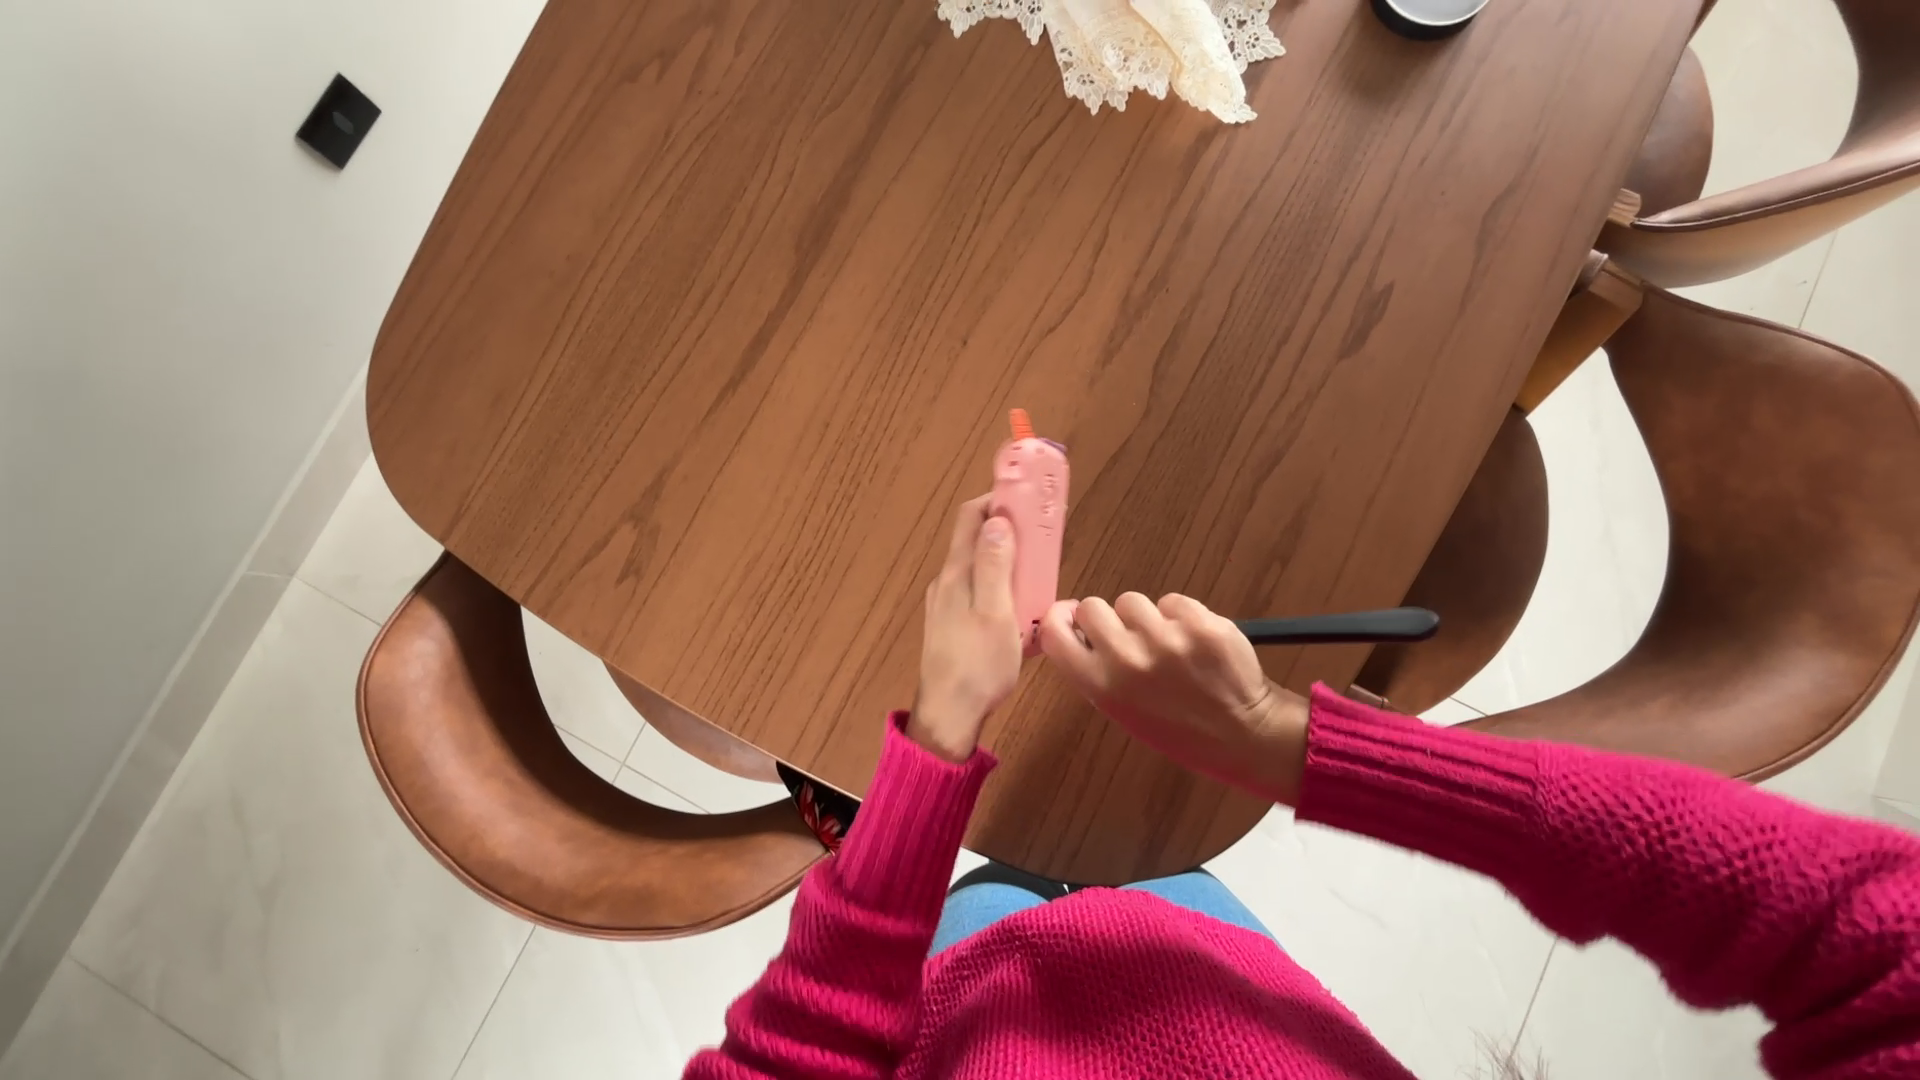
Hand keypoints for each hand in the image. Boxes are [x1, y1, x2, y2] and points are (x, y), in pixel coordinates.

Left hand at [910, 495, 1023, 761]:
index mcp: (956, 573)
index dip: (996, 498)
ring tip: (1039, 567)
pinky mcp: (952, 624)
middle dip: (1007, 527)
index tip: (1027, 496)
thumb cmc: (978, 664)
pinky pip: (979, 591)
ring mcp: (947, 604)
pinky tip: (1021, 604)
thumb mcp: (995, 612)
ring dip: (1007, 558)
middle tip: (1042, 533)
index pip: (971, 516)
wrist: (949, 714)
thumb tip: (997, 519)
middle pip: (975, 539)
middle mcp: (946, 582)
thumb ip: (995, 565)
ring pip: (978, 567)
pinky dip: (1001, 585)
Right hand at [1038, 592, 1309, 804]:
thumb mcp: (1120, 709)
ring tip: (1167, 645)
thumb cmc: (1175, 727)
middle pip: (1092, 606)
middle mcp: (1127, 658)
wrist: (1242, 733)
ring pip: (1133, 601)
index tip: (1070, 616)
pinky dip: (1180, 616)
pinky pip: (1173, 601)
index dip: (1060, 617)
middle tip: (1127, 637)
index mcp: (1101, 685)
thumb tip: (1078, 627)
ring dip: (1145, 617)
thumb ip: (1094, 668)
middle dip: (1106, 618)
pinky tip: (1194, 642)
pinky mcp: (1200, 623)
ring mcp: (1166, 638)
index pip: (1055, 632)